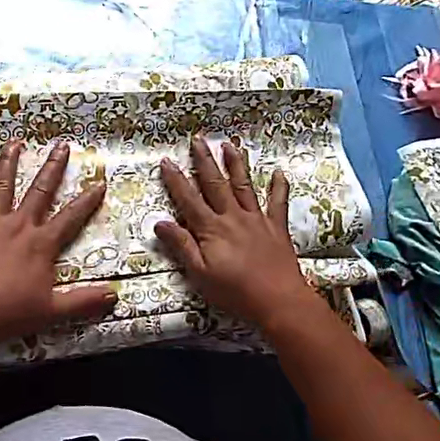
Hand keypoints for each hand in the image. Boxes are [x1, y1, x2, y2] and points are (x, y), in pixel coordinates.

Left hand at [0, 139, 113, 353]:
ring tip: (15, 143)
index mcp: (41, 244)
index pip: (70, 218)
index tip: (99, 183)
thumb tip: (114, 296)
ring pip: (2, 187)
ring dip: (9, 163)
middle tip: (62, 145)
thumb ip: (83, 301)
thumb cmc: (7, 312)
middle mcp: (18, 226)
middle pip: (40, 191)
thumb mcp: (52, 311)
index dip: (87, 201)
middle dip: (53, 167)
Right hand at [155, 136, 323, 327]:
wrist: (279, 301)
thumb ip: (181, 245)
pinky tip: (279, 173)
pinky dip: (278, 187)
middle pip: (215, 184)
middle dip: (205, 160)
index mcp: (211, 229)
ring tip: (230, 145)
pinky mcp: (276, 228)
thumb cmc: (235, 291)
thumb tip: (160, 223)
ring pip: (243, 186)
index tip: (167, 161)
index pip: (188, 199)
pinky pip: (277, 203)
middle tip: (198, 139)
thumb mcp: (200, 273)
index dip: (176, 180)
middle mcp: (233, 217)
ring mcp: (256, 220)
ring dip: (236, 164)